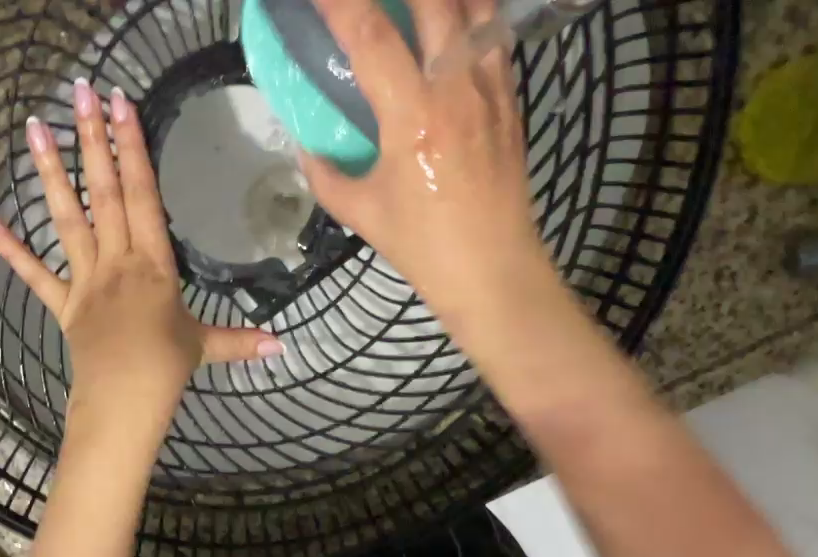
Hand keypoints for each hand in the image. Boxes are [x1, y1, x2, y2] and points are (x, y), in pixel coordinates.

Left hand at [0, 80, 280, 431]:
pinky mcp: (63, 303)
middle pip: (104, 193)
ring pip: (67, 218)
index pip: (142, 196)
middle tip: (80, 92)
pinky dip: (10, 248)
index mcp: (153, 263)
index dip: (132, 149)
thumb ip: (241, 341)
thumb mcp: (207, 347)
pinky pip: (34, 273)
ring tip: (34, 127)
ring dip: (50, 172)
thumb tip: (283, 348)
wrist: (125, 397)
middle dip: (93, 140)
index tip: (121, 107)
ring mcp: (86, 280)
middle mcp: (117, 260)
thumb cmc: (167, 367)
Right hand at [299, 0, 554, 326]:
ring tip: (413, 7)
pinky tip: (450, 20)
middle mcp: (456, 88)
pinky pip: (493, 34)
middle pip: (432, 0)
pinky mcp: (510, 99)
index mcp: (413, 118)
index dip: (338, 1)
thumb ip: (326, 176)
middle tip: (365, 0)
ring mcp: (490, 88)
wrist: (491, 270)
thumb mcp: (362, 214)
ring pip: (474, 5)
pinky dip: (470, 14)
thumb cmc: (423, 246)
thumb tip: (307, 147)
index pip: (370, 34)